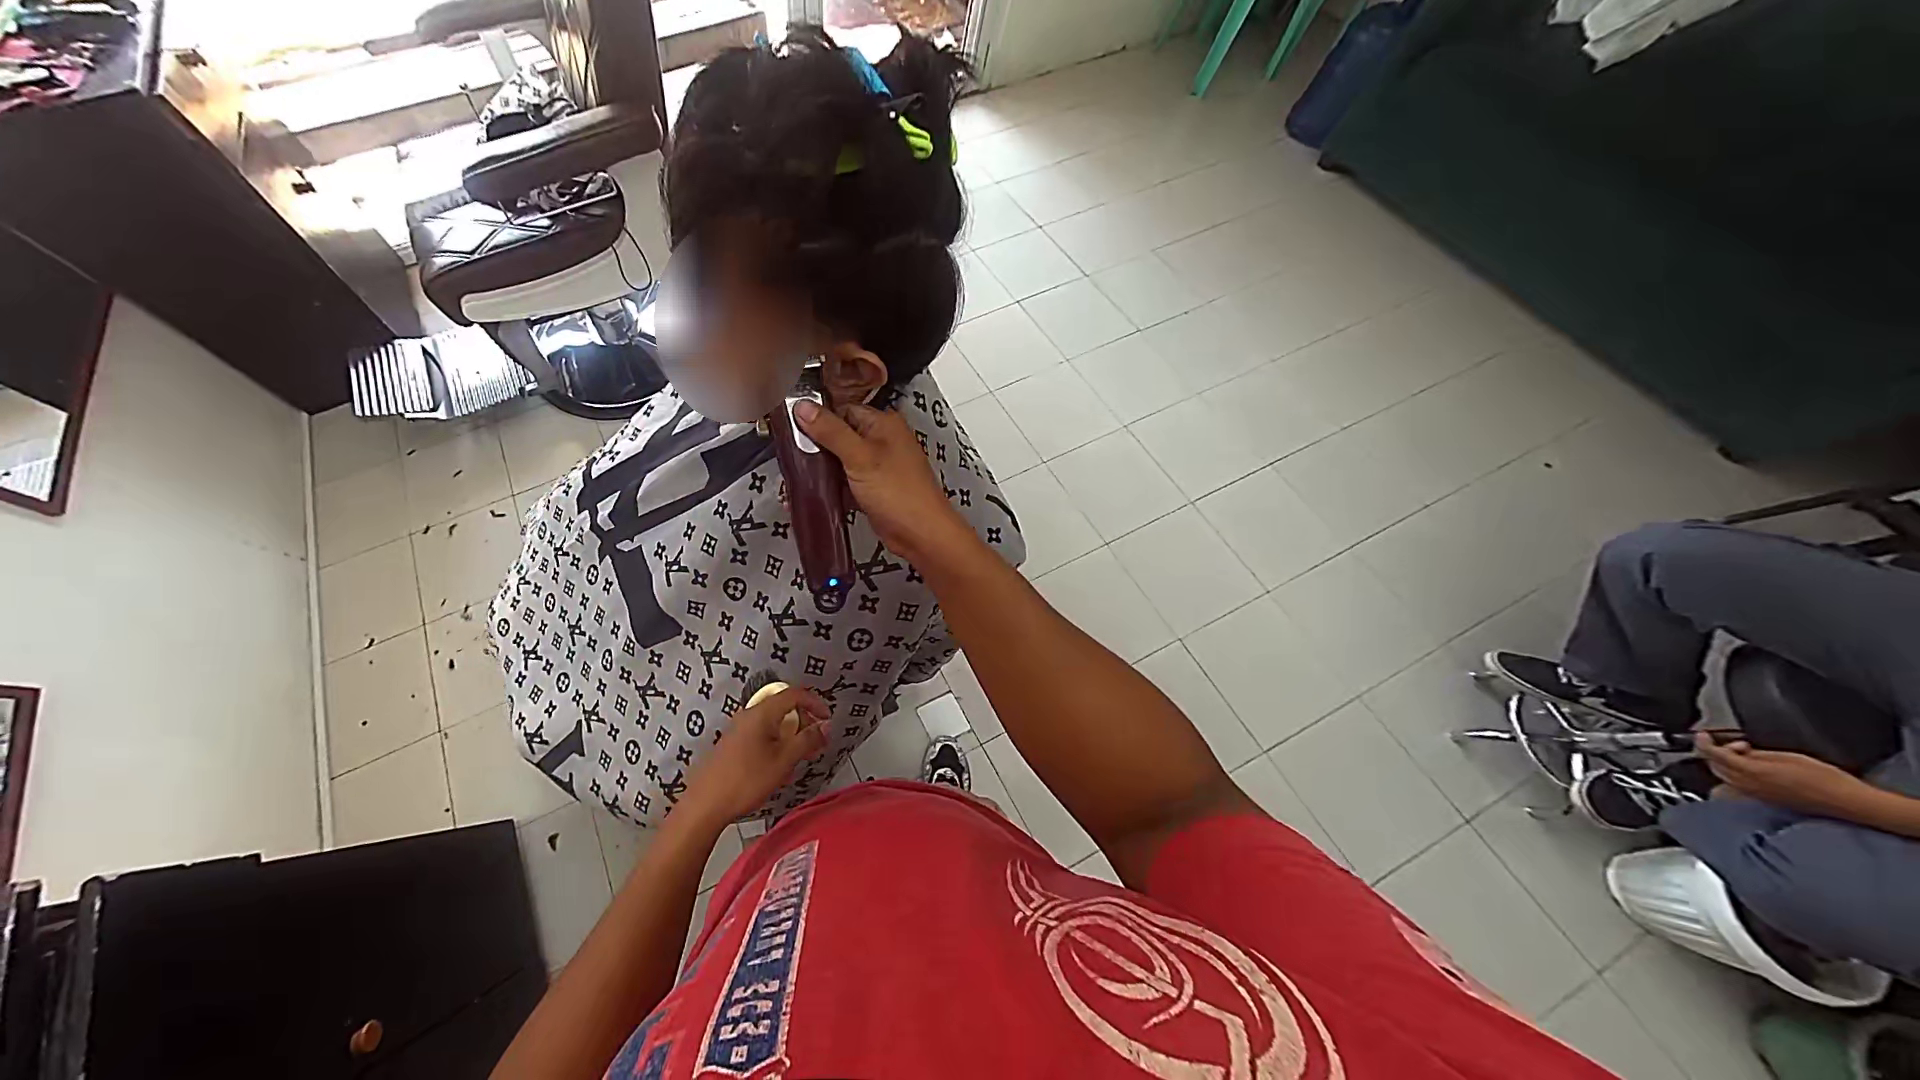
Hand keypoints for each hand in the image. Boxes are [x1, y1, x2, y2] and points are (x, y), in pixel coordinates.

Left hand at [680, 685, 830, 826]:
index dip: (815, 704)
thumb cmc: (745, 781)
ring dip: (790, 737)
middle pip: (784, 708)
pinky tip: (777, 770)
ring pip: (773, 724)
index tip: (826, 720)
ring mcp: (738, 730)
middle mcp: (748, 716)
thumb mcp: (784, 760)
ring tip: (798, 760)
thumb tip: (825, 726)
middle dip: (804, 723)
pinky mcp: (732, 745)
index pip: (795, 694)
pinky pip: (761, 736)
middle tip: (815, 743)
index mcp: (762, 713)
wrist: (704, 806)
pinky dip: (776, 745)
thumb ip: (808, 740)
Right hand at [793, 400, 970, 565]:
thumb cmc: (904, 495)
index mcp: (883, 424)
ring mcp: (878, 466)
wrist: (920, 535)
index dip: (818, 418)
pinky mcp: (873, 488)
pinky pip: (846, 482)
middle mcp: (882, 441)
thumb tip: (805, 408)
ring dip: (823, 470)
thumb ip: (830, 431)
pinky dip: (833, 487)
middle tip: (797, 457)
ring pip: (840, 460)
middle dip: (817, 447)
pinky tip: (819, 494)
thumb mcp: (859, 457)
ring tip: (803, 477)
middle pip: (838, 434)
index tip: (795, 428)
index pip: (841, 408)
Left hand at [1695, 732, 1872, 816]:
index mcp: (1752, 772)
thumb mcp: (1786, 757)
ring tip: (1749, 756)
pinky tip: (1753, 769)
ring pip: (1723, 775)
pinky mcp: (1764, 800)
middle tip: (1739, 745)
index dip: (1703, 743)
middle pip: (1714, 765)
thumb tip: (1739, 751)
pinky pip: (1737, 785)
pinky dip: (1736, 773)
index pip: (1714, 755)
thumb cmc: (1825, 778)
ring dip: (1726, 763)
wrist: (1849, 802)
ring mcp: (1754, 794)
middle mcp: (1747, 785)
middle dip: (1718, 752)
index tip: (1702, 735)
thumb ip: (1756, 754)